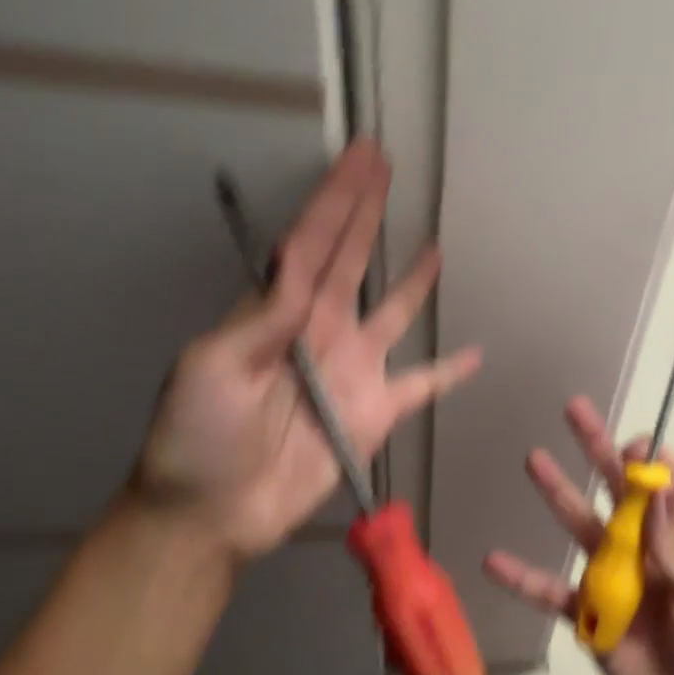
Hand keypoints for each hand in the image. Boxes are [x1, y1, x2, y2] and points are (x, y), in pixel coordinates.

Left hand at [130, 141, 481, 561]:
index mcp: (280, 314)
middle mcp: (321, 331)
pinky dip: (450, 371)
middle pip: (352, 260)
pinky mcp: (377, 412)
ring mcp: (355, 371)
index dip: (338, 199)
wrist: (212, 515)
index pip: (314, 244)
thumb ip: (260, 321)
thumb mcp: (209, 371)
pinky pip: (423, 384)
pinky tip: (476, 355)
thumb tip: (303, 273)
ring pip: (393, 312)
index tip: (361, 158)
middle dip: (367, 212)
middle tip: (386, 166)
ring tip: (436, 245)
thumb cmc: (197, 439)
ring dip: (414, 281)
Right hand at [484, 397, 673, 674]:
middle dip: (597, 449)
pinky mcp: (589, 614)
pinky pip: (551, 591)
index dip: (648, 458)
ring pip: (580, 526)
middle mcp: (643, 544)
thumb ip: (672, 541)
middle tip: (574, 408)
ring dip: (558, 493)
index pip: (664, 480)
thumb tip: (651, 479)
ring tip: (533, 458)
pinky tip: (493, 559)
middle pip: (616, 488)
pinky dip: (523, 578)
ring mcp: (613, 576)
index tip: (632, 447)